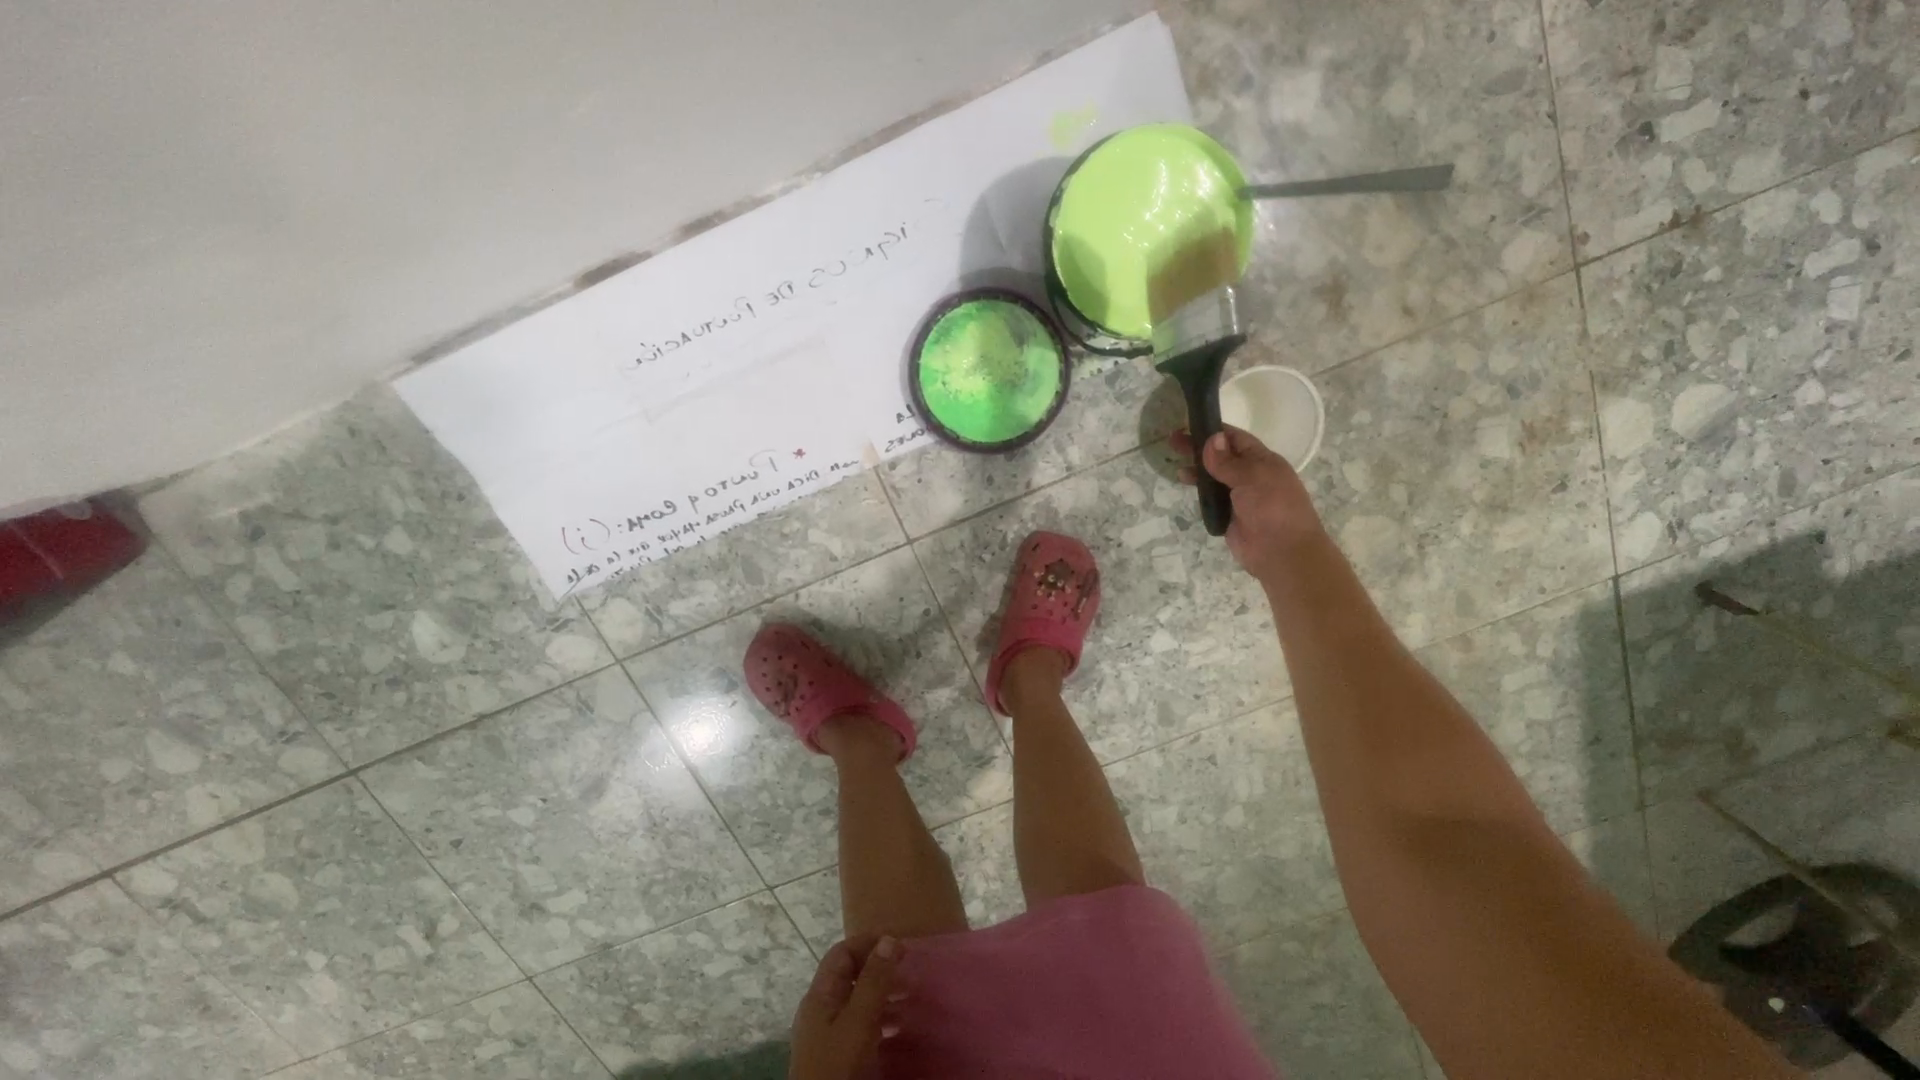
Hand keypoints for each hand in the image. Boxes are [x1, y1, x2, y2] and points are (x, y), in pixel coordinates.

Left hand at [789, 935, 901, 1079]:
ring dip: (883, 994)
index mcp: (819, 995)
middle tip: (910, 971)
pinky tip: (899, 1028)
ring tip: (910, 998)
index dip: (868, 943)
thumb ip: (873, 981)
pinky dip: (881, 1019)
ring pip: (857, 1001)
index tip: (899, 943)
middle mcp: (821, 1009)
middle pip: (849, 976)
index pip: (841, 953)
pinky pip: (861, 1025)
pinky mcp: (838, 1055)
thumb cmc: (837, 1065)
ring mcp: (828, 1034)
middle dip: (880, 969)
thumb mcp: (859, 1020)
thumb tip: (889, 939)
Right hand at [1171, 426, 1324, 583]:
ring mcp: (1240, 497)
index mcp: (1263, 461)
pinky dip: (1199, 491)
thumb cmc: (1273, 508)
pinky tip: (1186, 489)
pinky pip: (1212, 498)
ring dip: (1197, 471)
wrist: (1281, 552)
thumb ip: (1228, 461)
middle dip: (1199, 449)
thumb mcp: (1252, 478)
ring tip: (1177, 467)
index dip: (1214, 431)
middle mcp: (1252, 476)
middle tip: (1173, 442)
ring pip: (1214, 478)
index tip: (1190, 424)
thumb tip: (1212, 439)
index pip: (1236, 439)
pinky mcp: (1229, 515)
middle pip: (1222, 457)